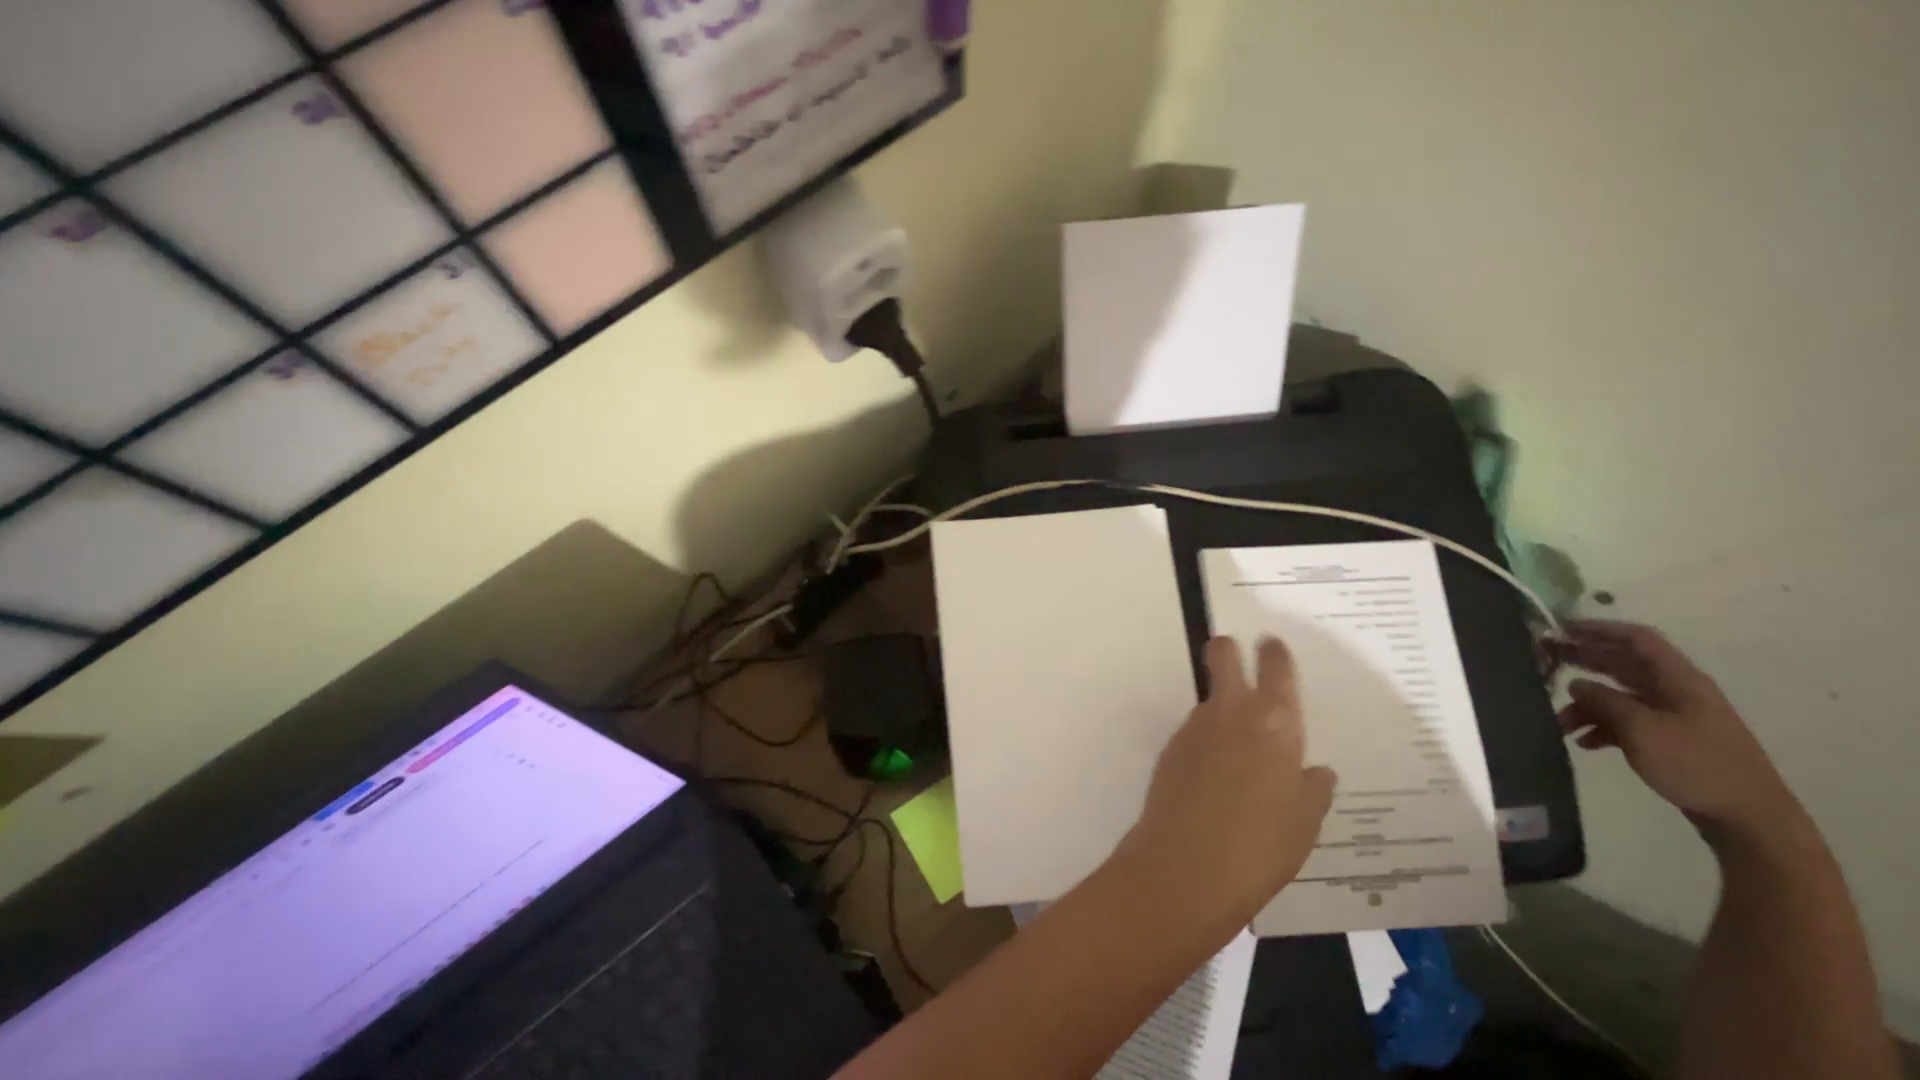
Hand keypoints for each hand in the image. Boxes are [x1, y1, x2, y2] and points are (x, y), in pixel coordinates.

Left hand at [1118, 635, 1336, 925]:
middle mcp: (1232, 714)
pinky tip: (1215, 779)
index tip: (1272, 647)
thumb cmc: (1261, 848)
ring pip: (1210, 701)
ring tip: (1238, 752)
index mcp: (1276, 723)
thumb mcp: (1305, 823)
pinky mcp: (1168, 752)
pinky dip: (1206, 744)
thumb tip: (1316, 772)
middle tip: (1239, 661)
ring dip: (1221, 711)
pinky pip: (1194, 735)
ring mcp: (1194, 729)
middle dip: (1229, 650)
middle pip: (1223, 655)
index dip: (1273, 652)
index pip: (1275, 665)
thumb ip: (1312, 790)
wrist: (1183, 871)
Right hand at [1551, 620, 1799, 836]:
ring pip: (1622, 697)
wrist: (1748, 817)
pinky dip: (1604, 728)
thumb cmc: (1696, 765)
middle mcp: (1677, 691)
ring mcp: (1676, 717)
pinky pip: (1629, 724)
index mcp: (1679, 679)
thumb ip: (1605, 702)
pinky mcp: (1672, 742)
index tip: (1561, 628)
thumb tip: (1575, 684)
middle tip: (1545, 661)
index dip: (1599, 629)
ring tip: (1558, 721)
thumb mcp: (1642, 730)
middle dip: (1585, 661)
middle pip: (1625, 665)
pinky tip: (1584, 743)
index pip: (1636, 639)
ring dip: (1589, 704)